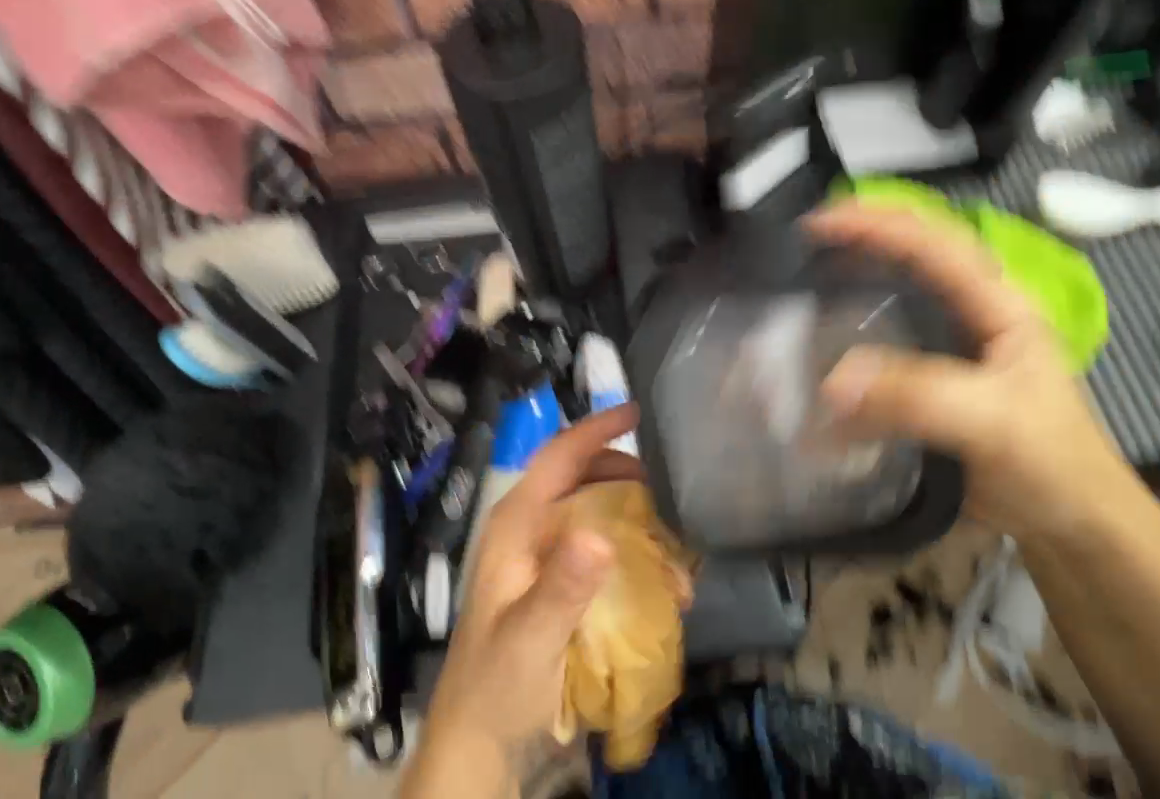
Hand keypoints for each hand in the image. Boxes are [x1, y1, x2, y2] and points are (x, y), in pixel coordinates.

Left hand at [411, 405, 639, 773]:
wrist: (482, 748)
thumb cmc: (497, 688)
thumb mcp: (531, 638)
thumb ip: (563, 589)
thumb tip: (601, 534)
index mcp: (515, 526)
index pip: (558, 458)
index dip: (597, 430)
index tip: (639, 412)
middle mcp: (530, 533)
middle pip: (583, 480)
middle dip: (626, 478)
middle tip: (671, 489)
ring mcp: (545, 562)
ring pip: (597, 516)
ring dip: (638, 524)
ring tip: (677, 548)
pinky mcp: (560, 591)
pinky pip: (603, 556)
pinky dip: (636, 560)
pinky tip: (666, 587)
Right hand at [806, 201, 1145, 542]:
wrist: (1070, 530)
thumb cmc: (1053, 466)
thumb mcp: (995, 422)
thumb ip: (919, 396)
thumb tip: (833, 380)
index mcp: (997, 305)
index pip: (934, 241)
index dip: (877, 223)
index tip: (820, 224)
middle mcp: (969, 317)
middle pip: (909, 259)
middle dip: (856, 243)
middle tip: (799, 247)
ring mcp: (946, 353)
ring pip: (891, 305)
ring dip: (846, 294)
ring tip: (795, 292)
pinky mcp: (926, 391)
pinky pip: (877, 359)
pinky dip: (842, 354)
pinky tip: (812, 360)